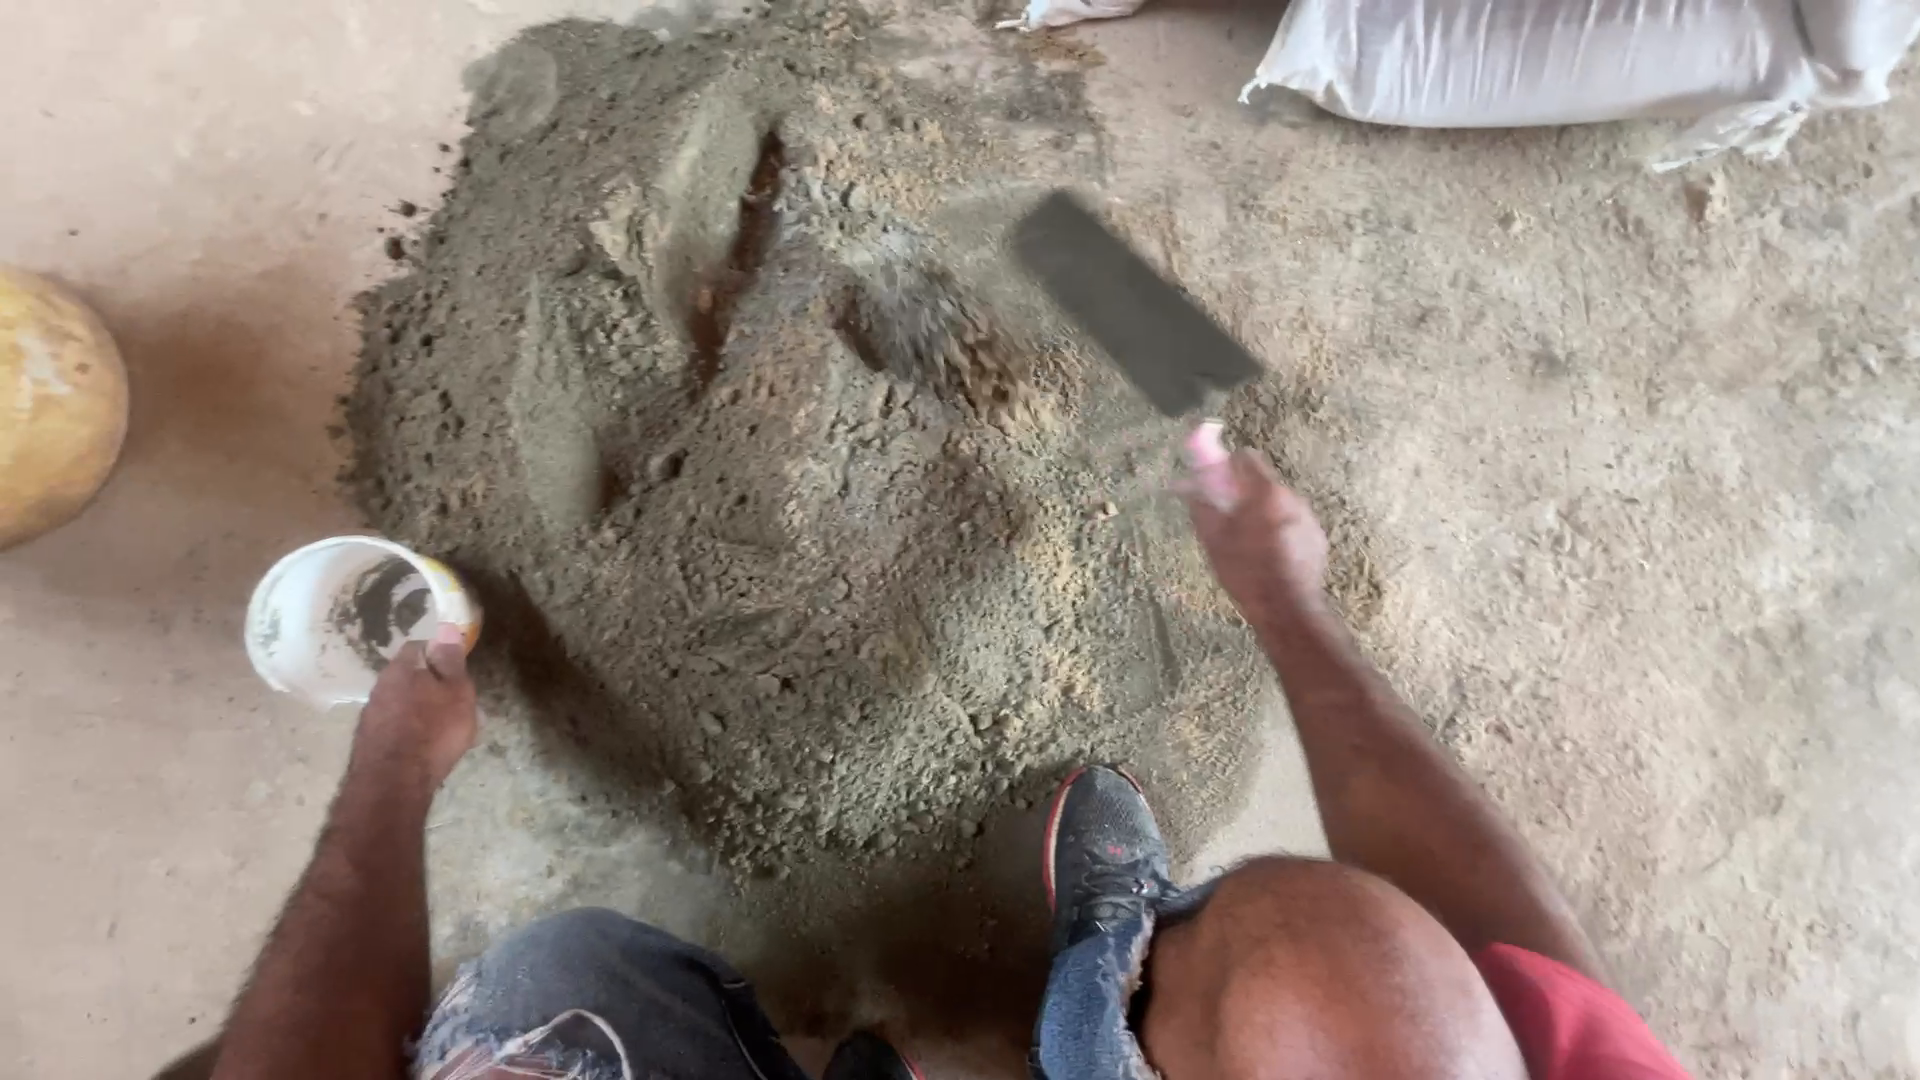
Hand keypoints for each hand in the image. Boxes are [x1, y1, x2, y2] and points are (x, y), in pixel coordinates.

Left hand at [351, 623, 477, 793]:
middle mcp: (379, 688)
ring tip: (442, 721)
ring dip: (418, 705)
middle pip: (407, 675)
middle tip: (454, 696)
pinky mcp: (369, 741)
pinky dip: (409, 726)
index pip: (418, 646)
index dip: (439, 652)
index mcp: (401, 670)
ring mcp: (370, 716)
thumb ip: (451, 661)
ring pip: (400, 700)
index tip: (456, 666)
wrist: (394, 782)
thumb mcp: (457, 691)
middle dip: (429, 681)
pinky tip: (424, 740)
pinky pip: (394, 723)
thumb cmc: (435, 729)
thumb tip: (445, 626)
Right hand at [1182, 450, 1329, 626]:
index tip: (1216, 482)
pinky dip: (1278, 530)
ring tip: (1248, 541)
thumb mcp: (1214, 540)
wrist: (1286, 608)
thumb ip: (1201, 508)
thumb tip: (1186, 487)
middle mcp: (1291, 498)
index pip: (1246, 458)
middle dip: (1243, 494)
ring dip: (1262, 512)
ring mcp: (1308, 517)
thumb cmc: (1245, 572)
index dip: (1227, 466)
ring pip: (1278, 503)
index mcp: (1264, 493)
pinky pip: (1292, 522)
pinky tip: (1268, 555)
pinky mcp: (1317, 537)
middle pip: (1262, 482)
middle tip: (1227, 517)